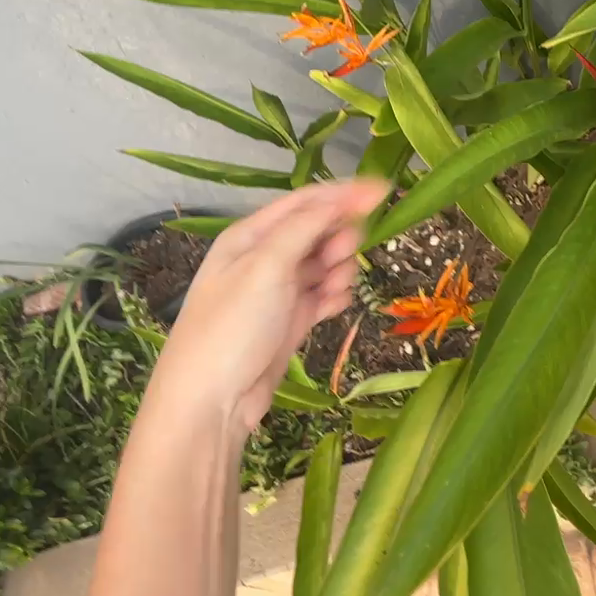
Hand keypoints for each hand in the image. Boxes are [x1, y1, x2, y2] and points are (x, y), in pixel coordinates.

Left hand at [147, 180, 387, 433]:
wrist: (211, 404)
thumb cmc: (232, 327)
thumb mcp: (267, 267)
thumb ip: (306, 227)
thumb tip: (343, 197)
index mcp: (251, 236)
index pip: (307, 202)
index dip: (344, 194)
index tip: (384, 192)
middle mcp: (265, 257)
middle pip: (320, 231)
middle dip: (340, 240)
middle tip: (342, 258)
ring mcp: (279, 290)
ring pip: (326, 263)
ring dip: (339, 271)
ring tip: (332, 292)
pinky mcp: (292, 319)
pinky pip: (325, 295)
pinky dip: (335, 297)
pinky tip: (331, 309)